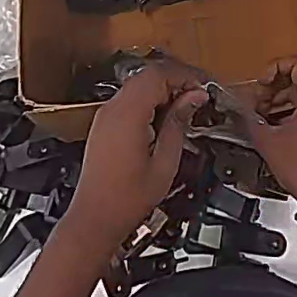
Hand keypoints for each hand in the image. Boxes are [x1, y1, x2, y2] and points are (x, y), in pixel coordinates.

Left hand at [64, 64, 207, 248]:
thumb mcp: (165, 161)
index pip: (158, 76)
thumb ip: (179, 123)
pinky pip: (129, 99)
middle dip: (175, 81)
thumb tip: (194, 97)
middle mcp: (112, 109)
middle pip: (147, 76)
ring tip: (183, 108)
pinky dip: (149, 100)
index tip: (202, 89)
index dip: (184, 77)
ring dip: (162, 90)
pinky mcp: (103, 125)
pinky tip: (163, 119)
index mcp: (128, 115)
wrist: (95, 219)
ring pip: (138, 85)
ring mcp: (105, 116)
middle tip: (196, 97)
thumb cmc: (128, 198)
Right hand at [237, 55, 296, 208]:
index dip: (277, 66)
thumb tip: (241, 112)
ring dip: (279, 98)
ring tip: (262, 114)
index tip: (263, 80)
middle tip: (258, 99)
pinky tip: (273, 125)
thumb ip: (251, 122)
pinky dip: (288, 109)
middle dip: (273, 85)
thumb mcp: (270, 144)